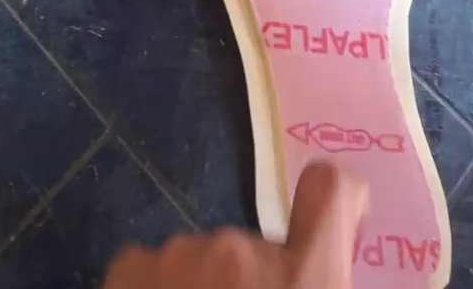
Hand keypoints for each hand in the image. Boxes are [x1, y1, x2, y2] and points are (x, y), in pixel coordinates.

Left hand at [103, 162, 367, 288]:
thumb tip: (312, 286)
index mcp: (304, 279)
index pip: (331, 193)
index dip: (341, 200)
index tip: (340, 220)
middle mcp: (242, 249)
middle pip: (260, 254)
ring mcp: (182, 252)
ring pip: (207, 265)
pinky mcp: (131, 265)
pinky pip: (160, 271)